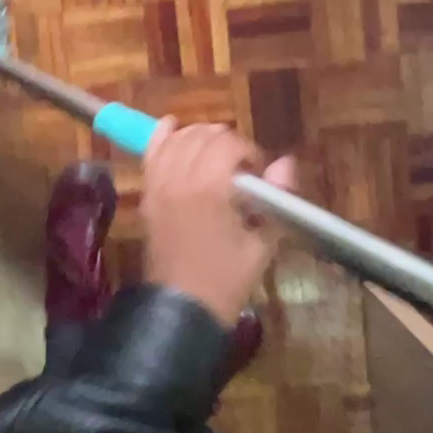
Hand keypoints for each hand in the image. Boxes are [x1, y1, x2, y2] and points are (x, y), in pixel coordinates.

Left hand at [140, 118, 294, 326]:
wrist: (182, 306)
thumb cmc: (226, 279)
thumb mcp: (261, 243)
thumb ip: (274, 200)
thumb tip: (286, 164)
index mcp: (210, 187)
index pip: (229, 145)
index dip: (249, 153)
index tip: (259, 174)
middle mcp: (179, 177)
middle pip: (203, 137)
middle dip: (226, 143)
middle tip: (241, 167)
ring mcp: (158, 184)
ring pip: (177, 140)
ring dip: (198, 137)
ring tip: (215, 151)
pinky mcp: (147, 194)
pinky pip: (151, 154)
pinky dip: (161, 137)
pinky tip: (170, 126)